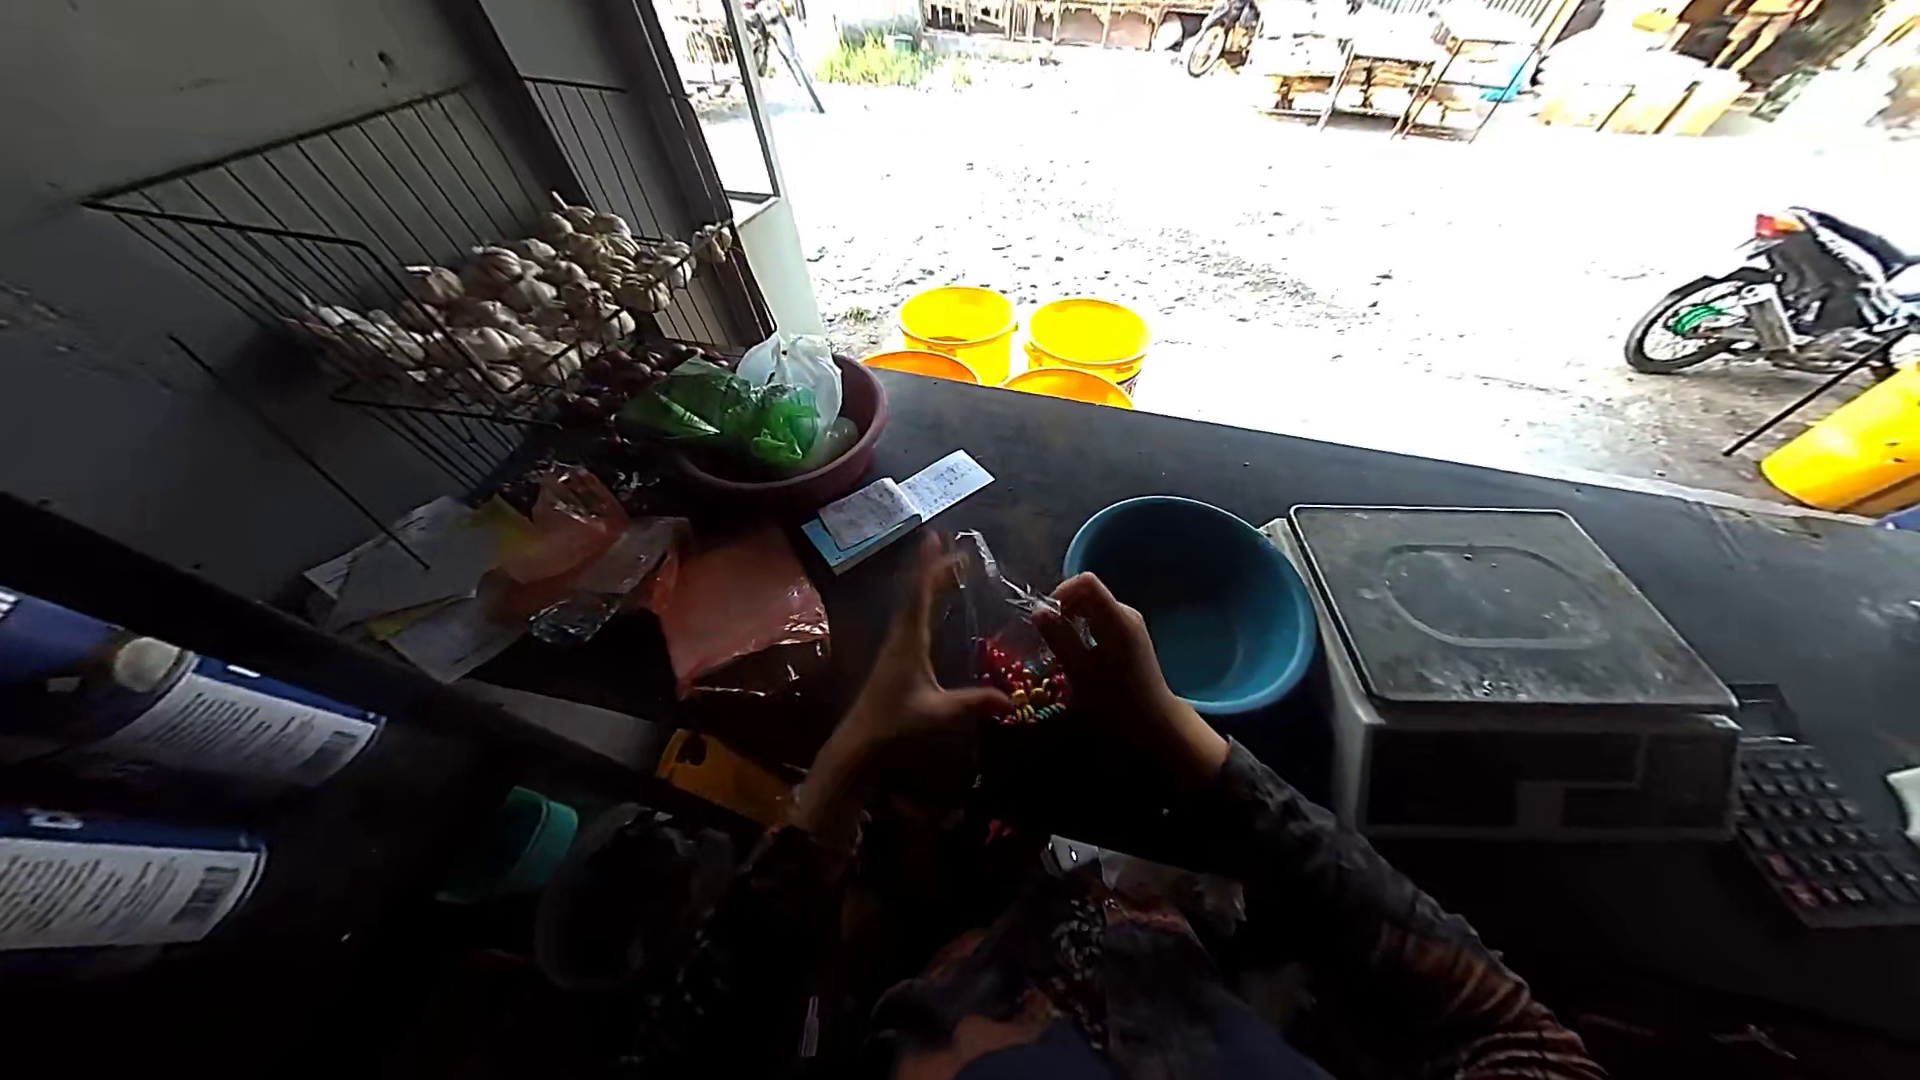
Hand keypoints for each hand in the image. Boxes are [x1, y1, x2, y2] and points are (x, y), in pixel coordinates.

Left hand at [792, 534, 1010, 838]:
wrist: (859, 740)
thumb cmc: (894, 722)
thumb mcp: (936, 713)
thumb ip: (972, 704)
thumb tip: (1011, 701)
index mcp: (909, 640)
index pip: (920, 594)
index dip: (930, 566)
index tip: (937, 540)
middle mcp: (900, 635)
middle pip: (916, 591)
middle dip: (931, 565)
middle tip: (947, 542)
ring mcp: (896, 643)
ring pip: (912, 601)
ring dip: (926, 579)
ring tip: (943, 562)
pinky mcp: (896, 654)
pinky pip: (912, 614)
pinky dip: (924, 598)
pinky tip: (932, 601)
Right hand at [1034, 573, 1229, 784]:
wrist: (1153, 725)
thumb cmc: (1116, 702)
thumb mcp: (1080, 671)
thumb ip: (1058, 638)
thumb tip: (1037, 612)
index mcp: (1117, 619)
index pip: (1086, 582)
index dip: (1061, 593)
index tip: (1046, 619)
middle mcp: (1126, 614)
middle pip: (1087, 592)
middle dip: (1063, 608)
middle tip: (1048, 637)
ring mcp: (1129, 623)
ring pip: (1091, 605)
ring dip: (1070, 619)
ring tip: (1059, 647)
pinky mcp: (1128, 635)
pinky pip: (1099, 618)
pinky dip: (1081, 628)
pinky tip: (1076, 653)